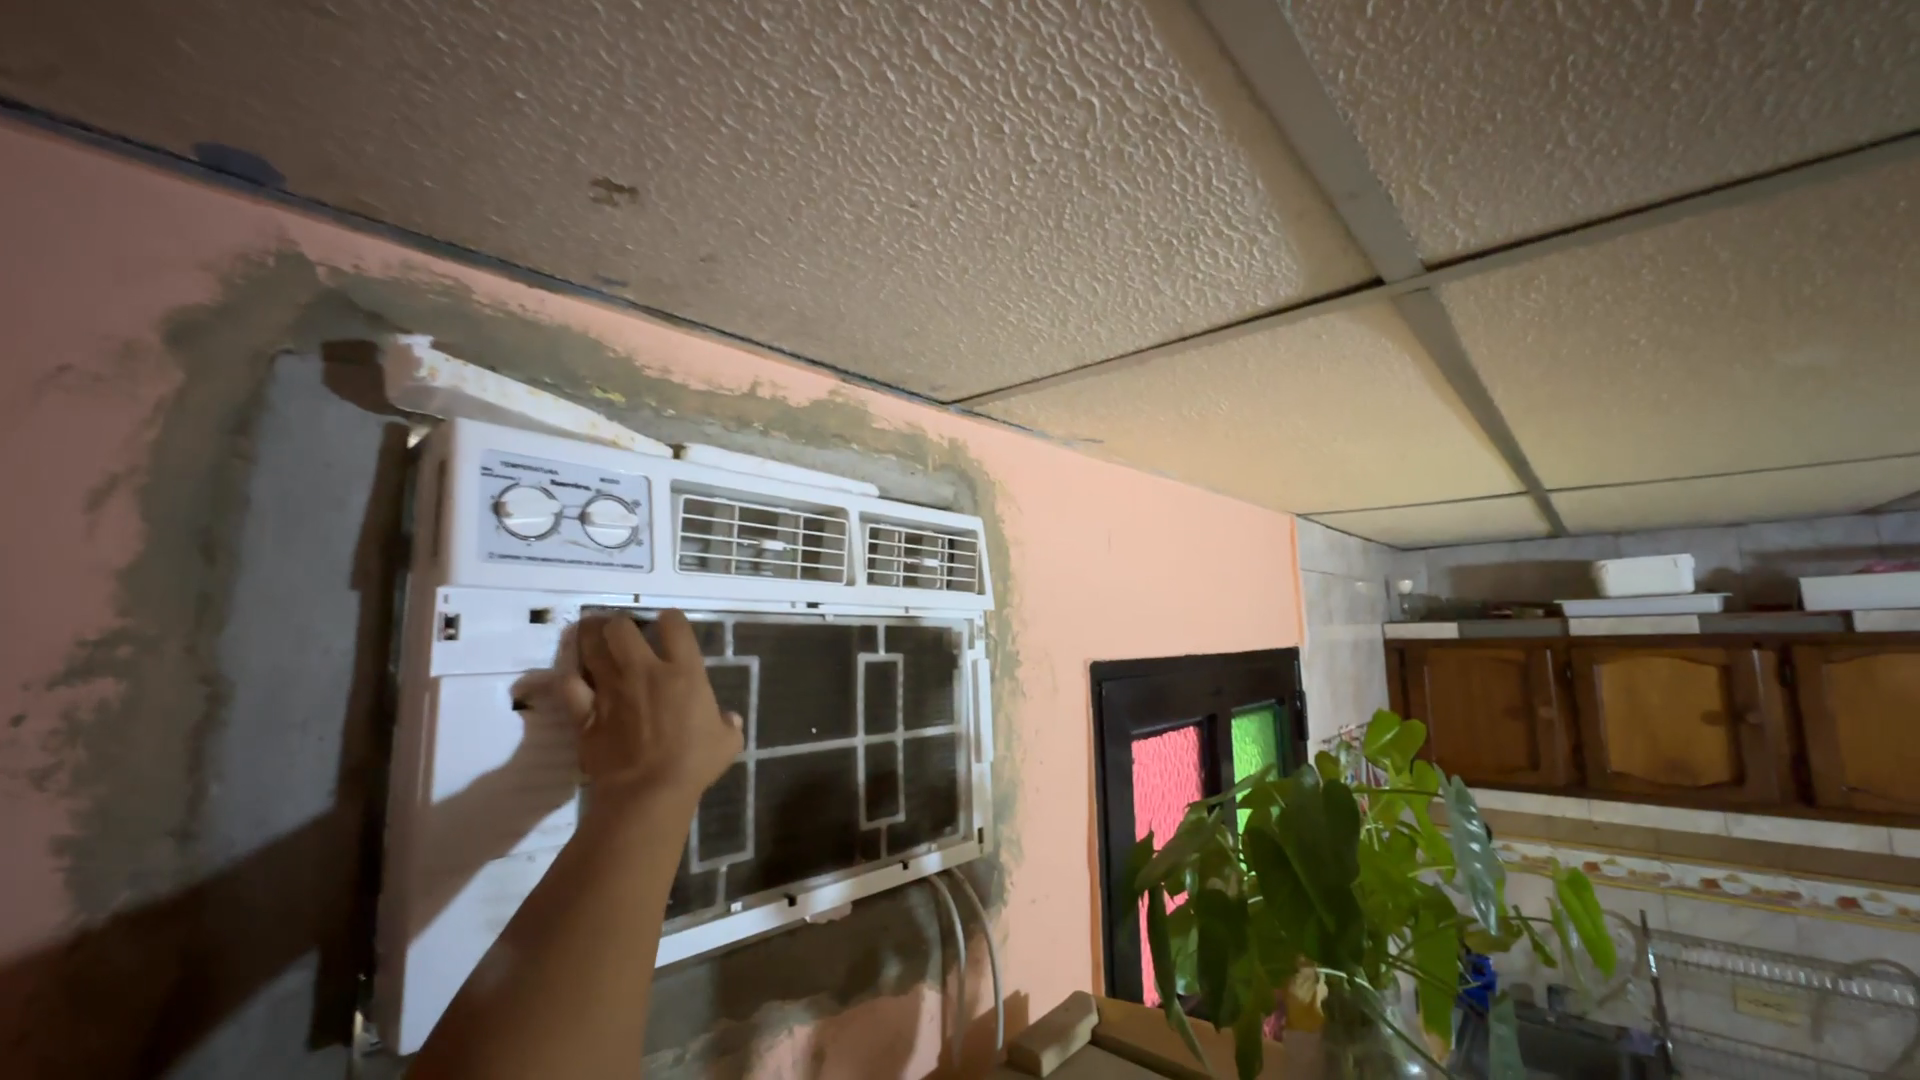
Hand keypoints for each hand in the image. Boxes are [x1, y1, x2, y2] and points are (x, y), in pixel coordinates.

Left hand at [574, 611, 743, 810]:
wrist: (647, 793)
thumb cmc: (693, 764)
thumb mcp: (727, 743)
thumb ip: (729, 725)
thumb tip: (730, 719)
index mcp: (684, 672)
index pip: (674, 624)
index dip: (670, 619)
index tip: (669, 625)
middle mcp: (643, 670)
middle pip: (621, 627)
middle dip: (621, 624)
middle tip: (624, 632)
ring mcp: (610, 688)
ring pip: (590, 645)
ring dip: (590, 636)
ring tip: (593, 634)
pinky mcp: (584, 711)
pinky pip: (568, 681)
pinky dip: (568, 671)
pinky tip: (571, 668)